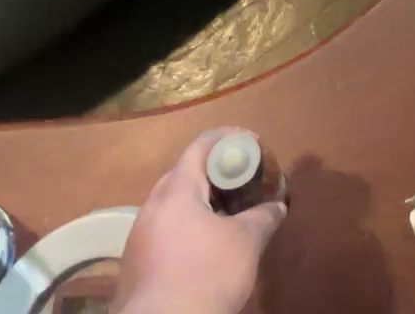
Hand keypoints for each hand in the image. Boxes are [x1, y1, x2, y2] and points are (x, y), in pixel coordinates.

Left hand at [112, 128, 287, 313]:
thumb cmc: (204, 276)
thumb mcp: (246, 242)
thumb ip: (263, 217)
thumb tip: (278, 206)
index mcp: (176, 191)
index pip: (201, 146)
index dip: (229, 138)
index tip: (253, 145)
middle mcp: (152, 208)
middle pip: (185, 173)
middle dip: (215, 172)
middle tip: (243, 180)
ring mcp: (140, 238)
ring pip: (174, 205)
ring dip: (202, 202)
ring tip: (230, 214)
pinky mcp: (136, 267)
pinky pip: (166, 230)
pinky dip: (189, 226)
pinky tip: (207, 247)